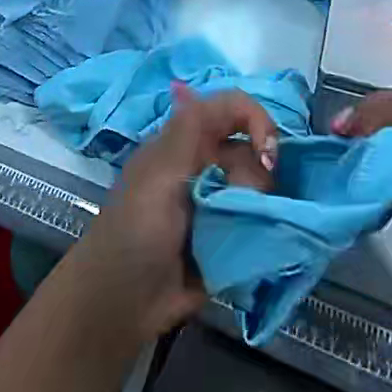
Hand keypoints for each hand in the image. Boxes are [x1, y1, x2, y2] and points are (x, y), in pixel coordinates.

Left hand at [61, 85, 279, 341]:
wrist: (122, 303)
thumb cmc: (134, 232)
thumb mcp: (158, 176)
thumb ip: (186, 133)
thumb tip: (197, 88)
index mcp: (185, 143)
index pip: (231, 108)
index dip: (257, 121)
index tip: (269, 157)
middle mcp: (205, 165)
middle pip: (255, 150)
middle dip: (259, 175)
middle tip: (240, 205)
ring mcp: (219, 202)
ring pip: (263, 187)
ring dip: (262, 206)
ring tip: (240, 232)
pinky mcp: (229, 235)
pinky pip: (262, 221)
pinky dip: (266, 229)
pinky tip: (259, 243)